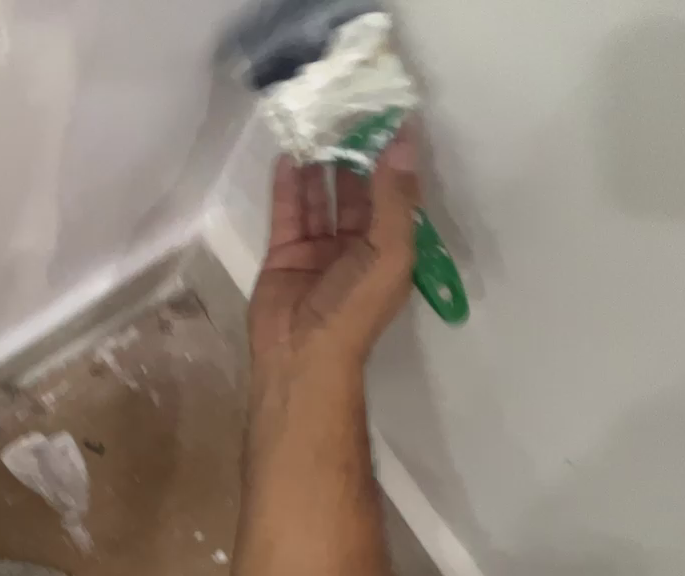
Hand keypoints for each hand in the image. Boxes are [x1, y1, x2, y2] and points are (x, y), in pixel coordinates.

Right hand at [247, 133, 421, 391]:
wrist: (301, 354)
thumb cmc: (354, 308)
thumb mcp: (390, 252)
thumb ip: (394, 198)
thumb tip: (401, 143)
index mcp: (391, 247)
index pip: (396, 193)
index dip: (395, 158)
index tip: (392, 114)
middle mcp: (356, 244)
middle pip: (357, 191)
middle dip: (354, 155)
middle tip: (349, 112)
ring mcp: (317, 249)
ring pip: (321, 198)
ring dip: (320, 165)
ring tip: (318, 126)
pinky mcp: (283, 253)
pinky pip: (287, 213)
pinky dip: (287, 186)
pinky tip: (289, 156)